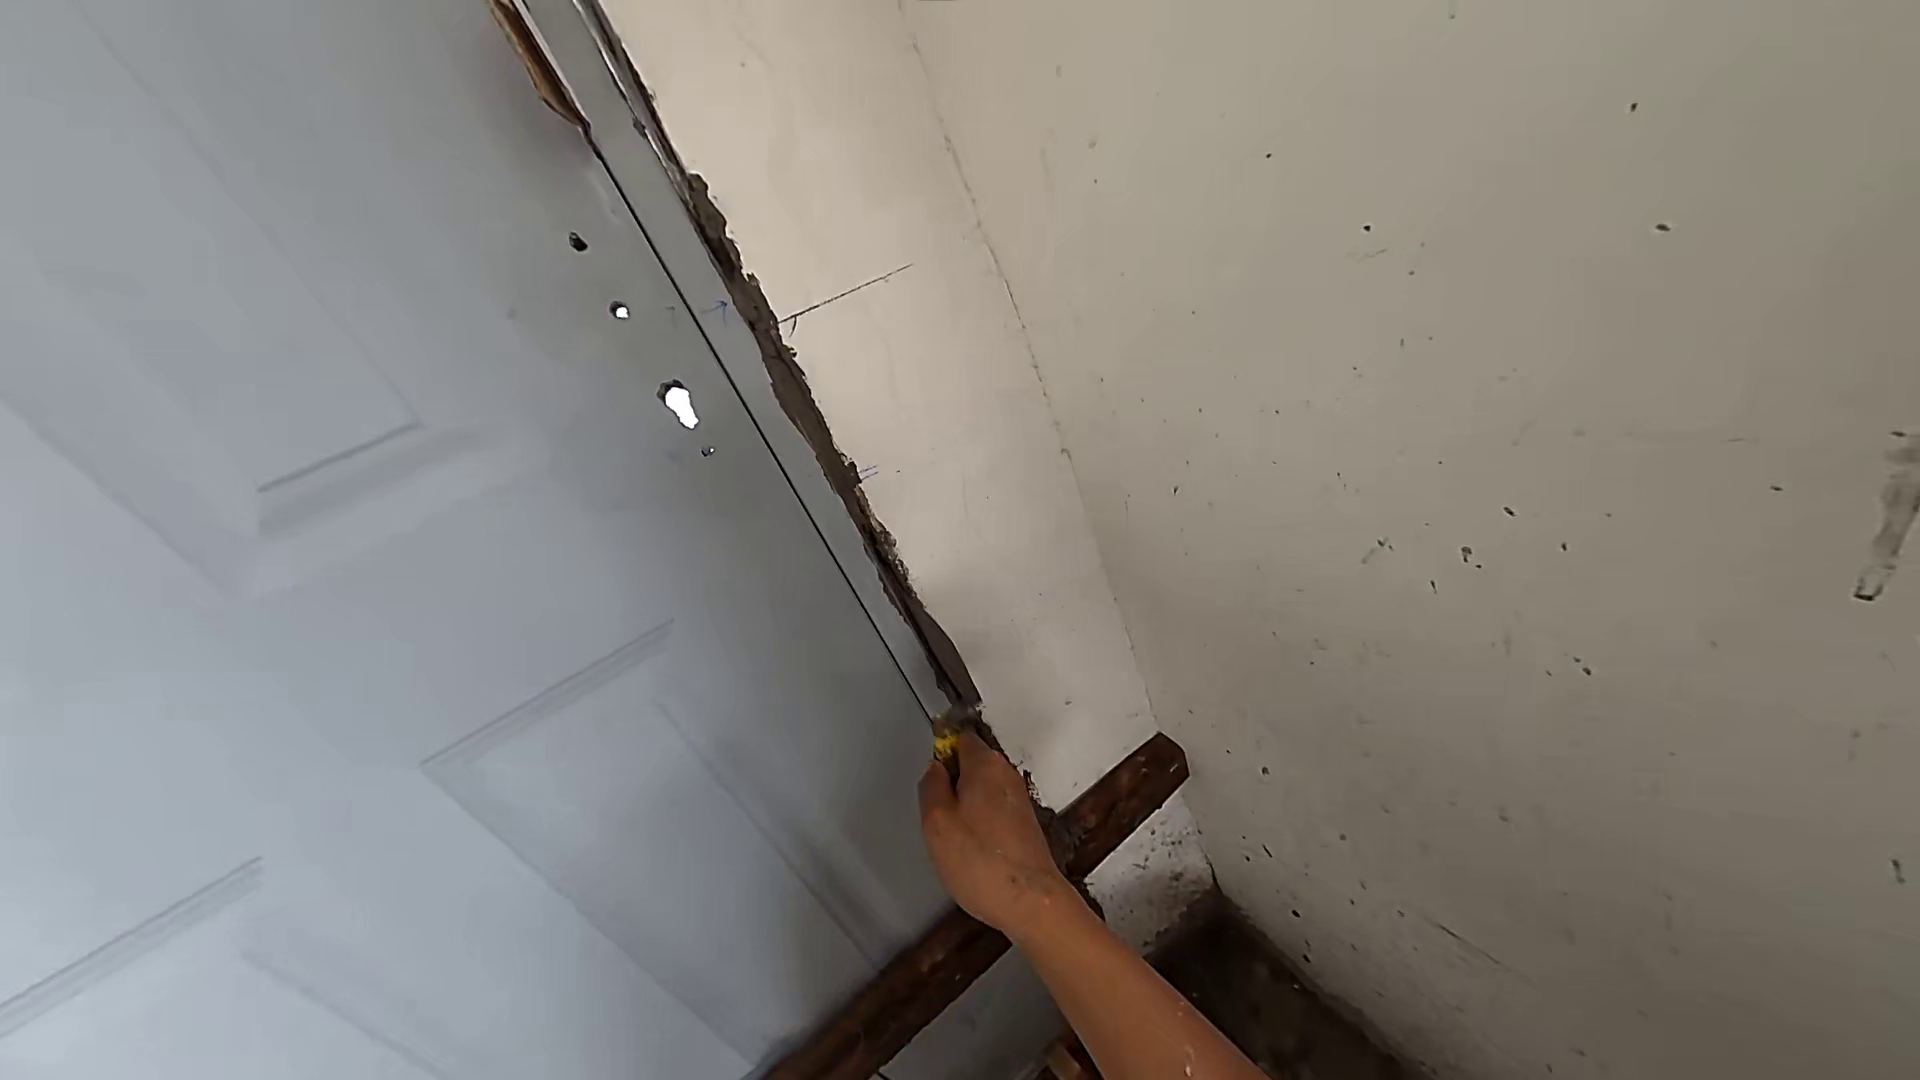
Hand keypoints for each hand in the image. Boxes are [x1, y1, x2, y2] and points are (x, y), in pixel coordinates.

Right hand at [918, 731, 1082, 939]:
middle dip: (952, 783)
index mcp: (985, 764)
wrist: (1030, 902)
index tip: (931, 775)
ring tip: (956, 838)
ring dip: (965, 806)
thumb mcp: (935, 820)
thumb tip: (933, 770)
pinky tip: (973, 850)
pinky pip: (992, 810)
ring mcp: (1018, 798)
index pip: (960, 736)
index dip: (941, 751)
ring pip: (981, 788)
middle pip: (971, 762)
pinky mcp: (1023, 822)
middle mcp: (1006, 774)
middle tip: (939, 813)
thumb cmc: (983, 862)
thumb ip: (930, 785)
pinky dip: (980, 823)